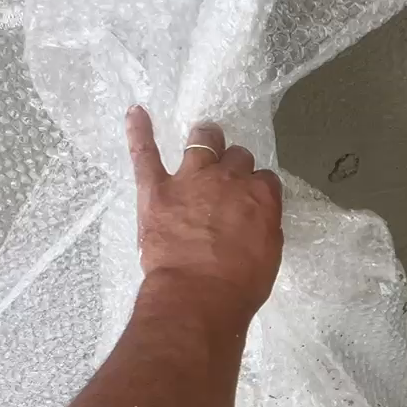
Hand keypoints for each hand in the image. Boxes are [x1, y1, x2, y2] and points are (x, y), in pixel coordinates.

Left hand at [125, 106, 282, 320]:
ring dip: (205, 139)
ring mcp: (190, 179)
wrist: (199, 294)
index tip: (254, 199)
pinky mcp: (156, 188)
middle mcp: (229, 179)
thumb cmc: (241, 283)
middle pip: (237, 156)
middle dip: (236, 164)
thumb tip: (259, 217)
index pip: (265, 178)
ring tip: (204, 139)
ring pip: (201, 141)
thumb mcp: (270, 254)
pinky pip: (145, 152)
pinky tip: (136, 112)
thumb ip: (265, 226)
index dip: (259, 187)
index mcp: (261, 196)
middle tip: (230, 177)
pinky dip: (139, 131)